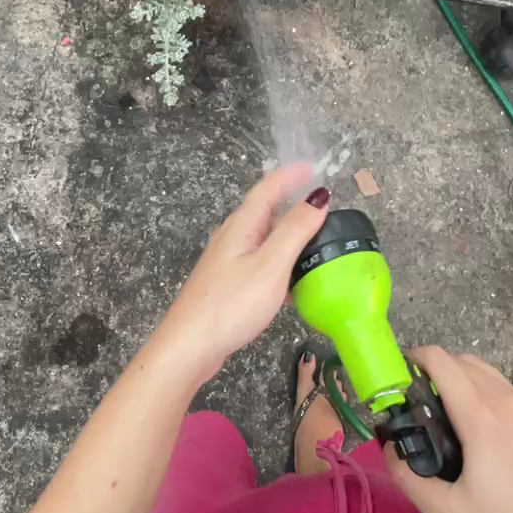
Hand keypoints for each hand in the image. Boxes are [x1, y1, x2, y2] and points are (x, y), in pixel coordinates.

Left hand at [147, 164, 327, 384]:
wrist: (190, 346)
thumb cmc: (231, 303)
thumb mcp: (270, 265)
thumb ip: (295, 230)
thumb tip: (318, 198)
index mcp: (242, 225)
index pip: (267, 189)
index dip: (290, 176)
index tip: (312, 167)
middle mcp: (233, 236)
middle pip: (265, 211)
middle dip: (291, 204)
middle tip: (322, 206)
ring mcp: (228, 260)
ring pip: (264, 238)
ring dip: (288, 236)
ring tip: (315, 243)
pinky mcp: (228, 283)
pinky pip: (260, 262)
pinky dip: (281, 263)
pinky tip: (294, 284)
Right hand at [389, 347, 512, 512]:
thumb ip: (408, 476)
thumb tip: (389, 448)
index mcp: (481, 417)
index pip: (439, 360)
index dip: (414, 359)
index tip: (401, 378)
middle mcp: (507, 402)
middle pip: (461, 360)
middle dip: (434, 370)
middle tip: (421, 402)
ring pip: (486, 372)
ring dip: (462, 378)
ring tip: (451, 414)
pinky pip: (508, 391)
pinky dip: (487, 393)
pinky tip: (487, 433)